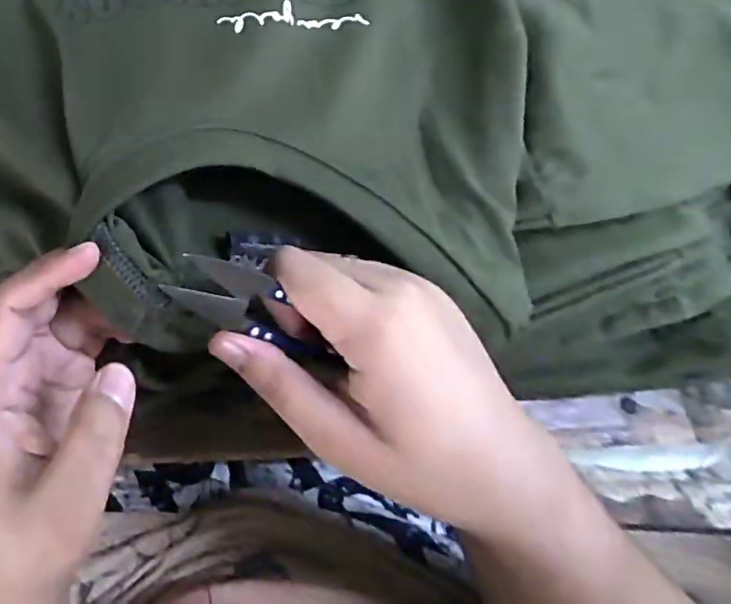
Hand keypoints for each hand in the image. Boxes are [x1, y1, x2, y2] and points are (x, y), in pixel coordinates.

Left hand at [0, 242, 135, 601]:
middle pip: (38, 298)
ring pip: (66, 309)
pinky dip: (113, 319)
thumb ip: (93, 437)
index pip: (11, 308)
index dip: (46, 275)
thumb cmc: (36, 532)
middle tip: (124, 253)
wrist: (33, 562)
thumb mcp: (66, 498)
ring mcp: (40, 366)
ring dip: (100, 293)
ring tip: (141, 280)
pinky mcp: (67, 376)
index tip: (90, 254)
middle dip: (75, 272)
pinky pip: (88, 332)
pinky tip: (141, 316)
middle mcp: (14, 362)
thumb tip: (120, 369)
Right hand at [207, 249, 568, 537]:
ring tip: (347, 354)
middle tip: (318, 357)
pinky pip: (364, 270)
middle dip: (295, 299)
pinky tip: (372, 344)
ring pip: (335, 262)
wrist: (510, 470)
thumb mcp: (338, 440)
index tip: (290, 344)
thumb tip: (220, 338)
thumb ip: (277, 383)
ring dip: (322, 297)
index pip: (291, 265)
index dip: (273, 297)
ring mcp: (418, 280)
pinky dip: (349, 295)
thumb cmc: (420, 465)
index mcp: (375, 321)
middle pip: (310, 261)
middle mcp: (397, 284)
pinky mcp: (429, 285)